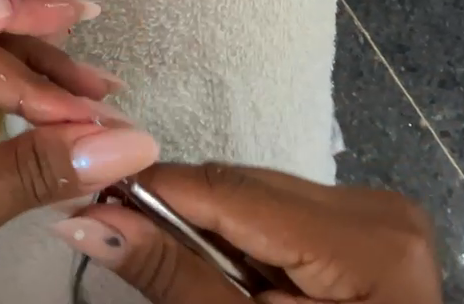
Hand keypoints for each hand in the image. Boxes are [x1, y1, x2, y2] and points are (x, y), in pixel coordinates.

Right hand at [49, 163, 443, 302]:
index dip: (151, 189)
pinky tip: (230, 272)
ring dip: (207, 226)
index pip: (228, 189)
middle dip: (179, 214)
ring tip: (183, 266)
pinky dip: (242, 236)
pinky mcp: (368, 228)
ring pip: (254, 193)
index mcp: (361, 243)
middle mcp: (373, 209)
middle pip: (240, 187)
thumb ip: (173, 276)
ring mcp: (376, 215)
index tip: (90, 202)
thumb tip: (87, 221)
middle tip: (123, 240)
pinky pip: (279, 210)